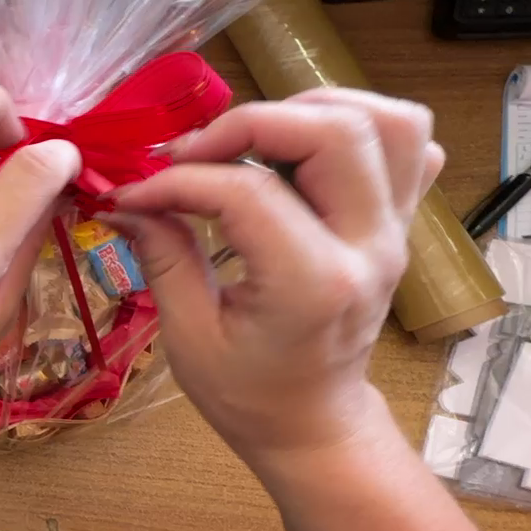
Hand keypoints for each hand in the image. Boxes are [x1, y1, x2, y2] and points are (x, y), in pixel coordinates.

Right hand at [107, 88, 443, 472]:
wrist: (308, 420)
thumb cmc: (241, 392)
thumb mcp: (186, 334)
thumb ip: (163, 258)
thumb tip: (124, 203)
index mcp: (310, 285)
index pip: (245, 194)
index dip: (176, 181)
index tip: (128, 193)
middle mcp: (368, 245)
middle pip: (336, 133)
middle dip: (249, 124)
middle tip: (187, 150)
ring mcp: (394, 230)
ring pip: (388, 122)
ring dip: (309, 111)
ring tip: (245, 137)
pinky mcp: (397, 222)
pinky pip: (406, 144)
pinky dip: (352, 127)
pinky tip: (295, 152)